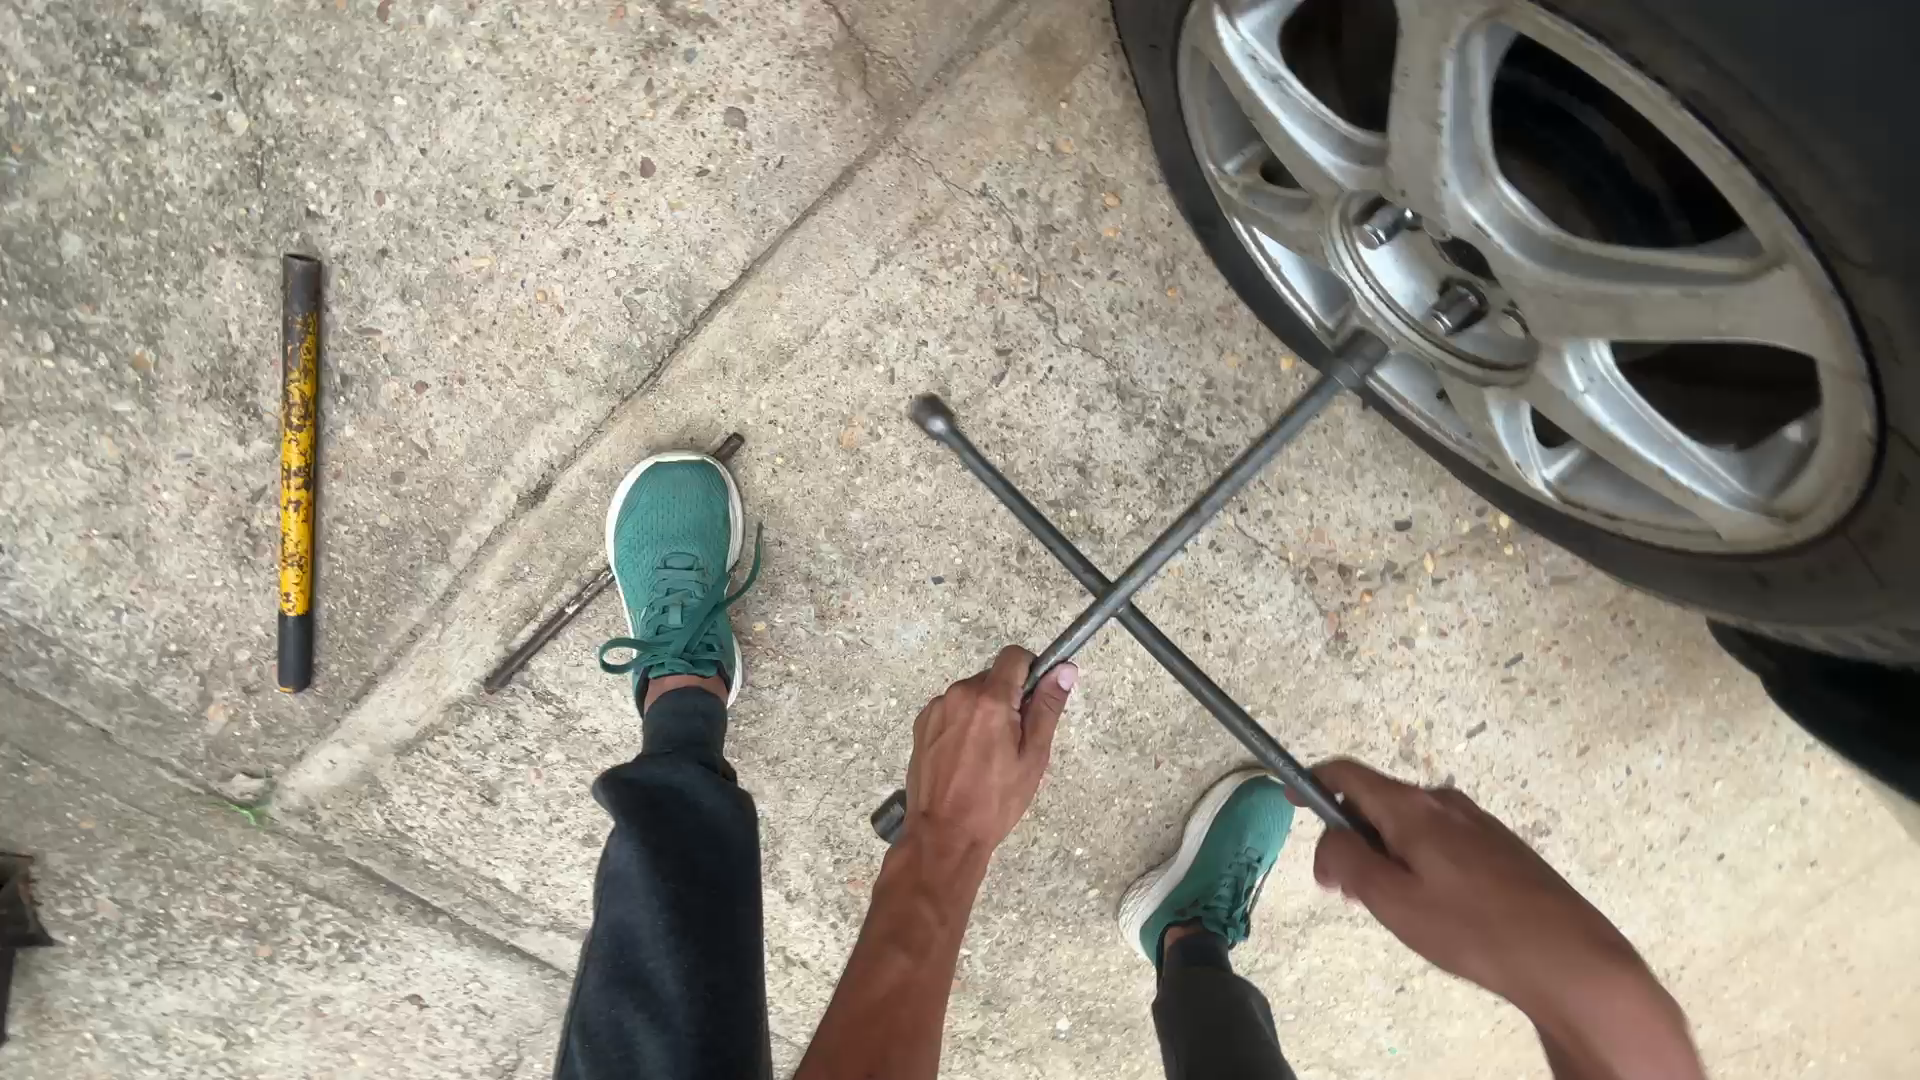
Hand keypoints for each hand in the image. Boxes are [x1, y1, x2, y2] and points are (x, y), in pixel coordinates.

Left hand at [902, 646, 1076, 859]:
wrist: (943, 834)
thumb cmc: (994, 801)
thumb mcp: (1033, 756)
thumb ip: (1048, 707)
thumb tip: (1065, 669)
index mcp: (989, 700)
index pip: (1014, 656)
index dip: (1031, 672)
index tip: (1034, 700)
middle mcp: (959, 694)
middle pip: (994, 677)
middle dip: (1008, 698)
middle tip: (1014, 740)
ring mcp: (937, 708)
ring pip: (972, 694)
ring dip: (985, 711)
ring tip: (988, 754)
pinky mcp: (922, 723)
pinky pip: (952, 709)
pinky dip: (963, 723)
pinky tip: (966, 757)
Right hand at [1302, 761, 1700, 1078]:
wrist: (1581, 967)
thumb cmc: (1475, 931)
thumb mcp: (1392, 901)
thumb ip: (1346, 860)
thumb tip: (1328, 838)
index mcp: (1412, 806)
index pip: (1344, 772)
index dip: (1309, 780)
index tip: (1289, 800)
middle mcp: (1444, 801)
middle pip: (1376, 801)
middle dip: (1350, 834)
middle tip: (1348, 889)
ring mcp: (1479, 822)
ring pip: (1410, 824)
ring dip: (1386, 851)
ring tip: (1397, 907)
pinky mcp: (1505, 847)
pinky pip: (1441, 839)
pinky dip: (1419, 859)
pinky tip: (1440, 909)